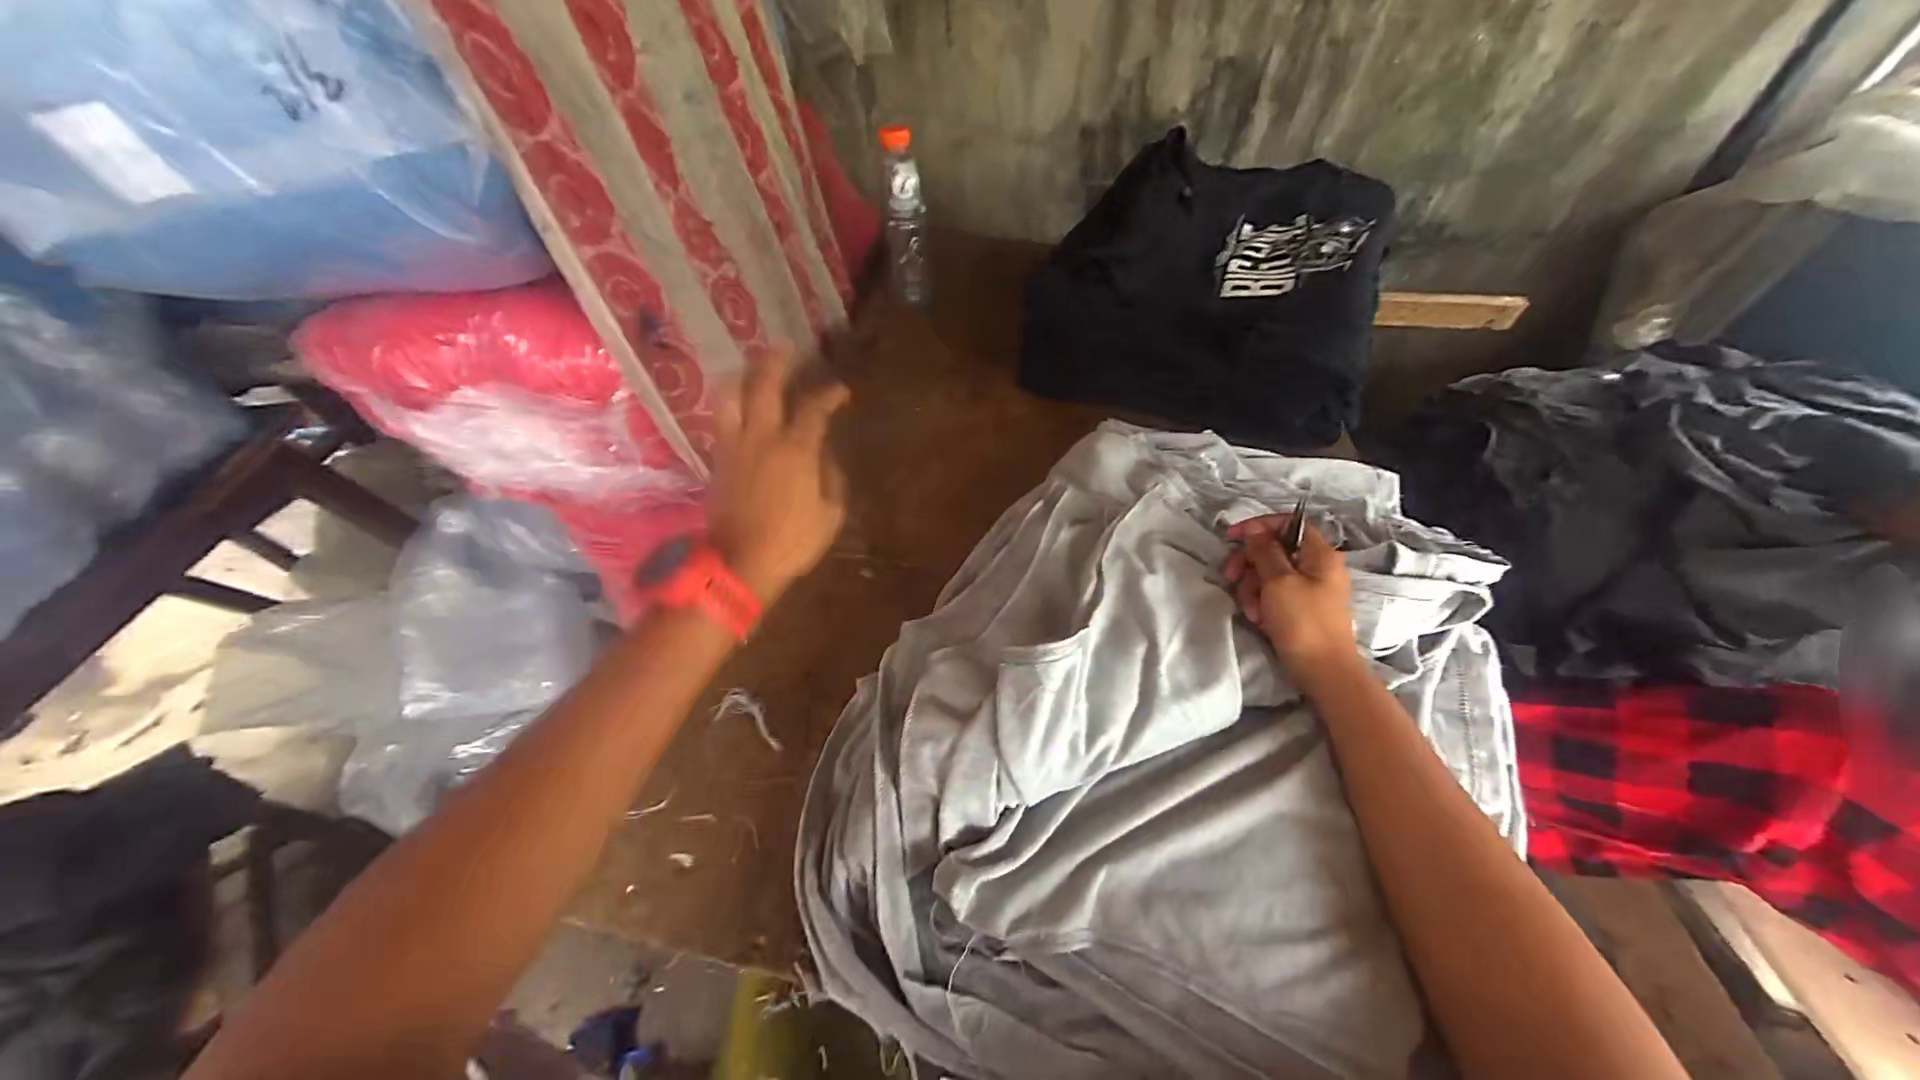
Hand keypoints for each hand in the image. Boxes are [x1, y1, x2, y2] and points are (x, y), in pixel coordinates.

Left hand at [707, 345, 849, 602]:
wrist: (741, 563)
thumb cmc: (792, 542)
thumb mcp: (830, 514)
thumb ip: (831, 478)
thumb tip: (825, 458)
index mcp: (796, 449)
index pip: (814, 408)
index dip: (830, 394)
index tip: (841, 391)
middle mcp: (762, 437)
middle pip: (765, 385)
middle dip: (778, 361)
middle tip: (788, 349)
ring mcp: (735, 446)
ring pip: (733, 396)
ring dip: (744, 376)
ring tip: (754, 370)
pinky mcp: (718, 460)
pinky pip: (723, 420)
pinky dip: (733, 404)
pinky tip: (740, 405)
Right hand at [1225, 513, 1357, 674]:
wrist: (1323, 671)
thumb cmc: (1303, 622)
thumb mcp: (1279, 581)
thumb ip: (1264, 551)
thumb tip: (1254, 530)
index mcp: (1319, 554)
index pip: (1288, 523)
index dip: (1258, 526)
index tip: (1232, 538)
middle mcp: (1316, 567)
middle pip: (1273, 549)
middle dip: (1249, 563)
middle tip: (1231, 577)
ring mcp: (1308, 589)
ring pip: (1268, 573)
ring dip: (1251, 587)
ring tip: (1252, 609)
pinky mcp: (1298, 608)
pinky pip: (1272, 594)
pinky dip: (1260, 601)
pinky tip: (1258, 617)